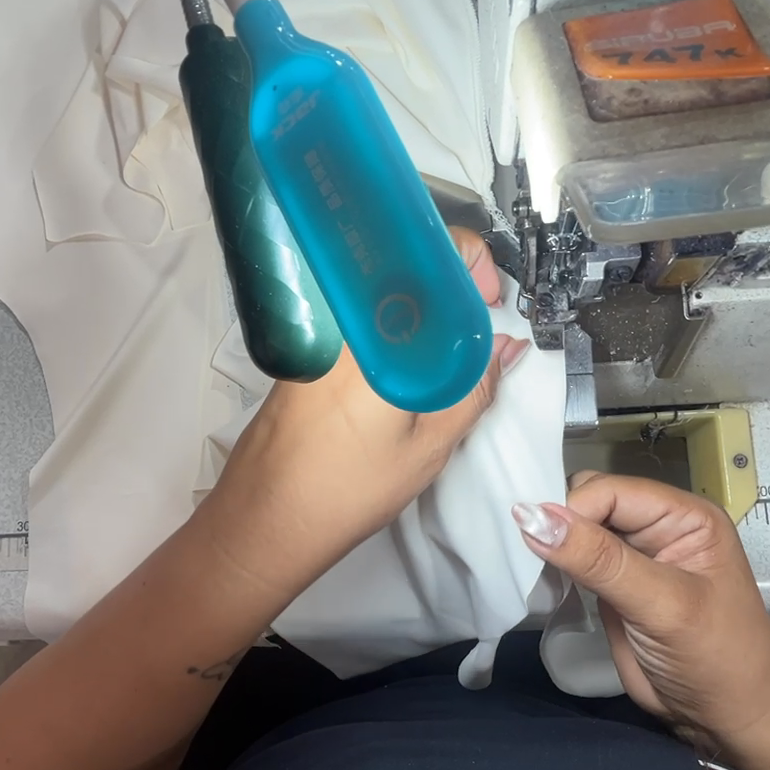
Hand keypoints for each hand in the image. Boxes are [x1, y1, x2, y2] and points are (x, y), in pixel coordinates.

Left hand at [201, 227, 529, 592]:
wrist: (265, 519)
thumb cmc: (343, 490)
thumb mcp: (429, 445)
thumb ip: (475, 388)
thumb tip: (503, 348)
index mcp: (380, 328)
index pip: (435, 250)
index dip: (475, 265)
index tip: (489, 303)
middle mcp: (341, 314)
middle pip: (407, 265)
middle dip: (448, 293)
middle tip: (467, 340)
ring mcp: (316, 330)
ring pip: (382, 294)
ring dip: (418, 316)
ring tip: (435, 366)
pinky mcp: (302, 350)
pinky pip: (357, 318)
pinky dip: (388, 333)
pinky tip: (397, 378)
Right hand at [512, 472, 769, 743]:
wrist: (724, 723)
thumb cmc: (714, 661)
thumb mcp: (662, 606)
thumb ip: (599, 560)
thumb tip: (531, 517)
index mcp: (686, 516)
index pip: (611, 491)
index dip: (573, 511)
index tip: (541, 544)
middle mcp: (658, 527)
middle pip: (590, 500)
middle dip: (561, 523)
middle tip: (542, 560)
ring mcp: (634, 556)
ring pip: (577, 528)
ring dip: (554, 544)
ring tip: (539, 571)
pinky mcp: (612, 584)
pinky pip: (573, 557)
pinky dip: (555, 565)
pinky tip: (546, 581)